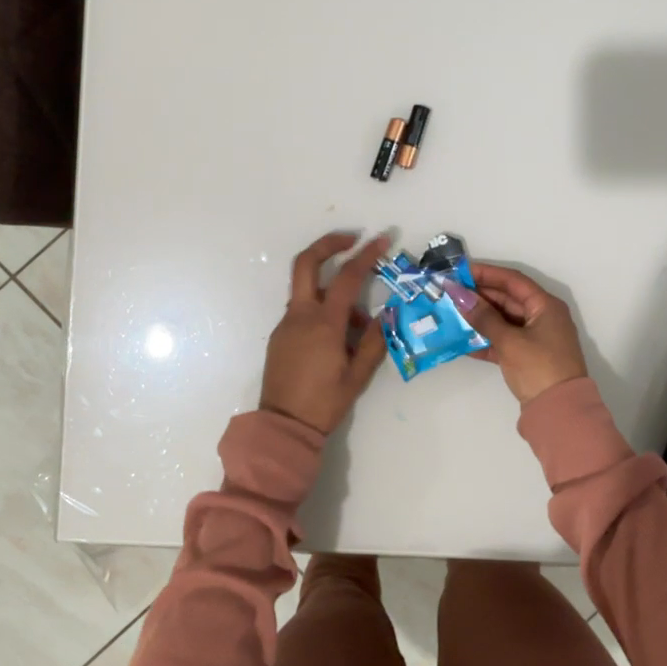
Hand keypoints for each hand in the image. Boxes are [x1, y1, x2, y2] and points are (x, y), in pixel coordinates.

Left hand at [258, 232, 391, 433]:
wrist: (283, 426)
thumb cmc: (324, 403)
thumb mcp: (358, 376)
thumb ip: (374, 342)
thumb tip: (386, 315)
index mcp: (324, 324)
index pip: (347, 277)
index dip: (366, 255)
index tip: (381, 240)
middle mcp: (300, 316)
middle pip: (307, 263)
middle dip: (328, 244)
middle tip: (352, 240)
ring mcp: (286, 324)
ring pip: (308, 291)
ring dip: (332, 290)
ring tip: (359, 326)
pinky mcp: (280, 336)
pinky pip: (303, 311)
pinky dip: (322, 310)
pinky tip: (339, 338)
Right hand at [457, 263, 589, 403]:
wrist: (559, 411)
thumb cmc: (538, 368)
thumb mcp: (509, 341)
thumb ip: (484, 317)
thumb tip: (460, 296)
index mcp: (545, 306)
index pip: (512, 280)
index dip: (485, 273)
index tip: (459, 271)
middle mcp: (542, 317)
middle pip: (506, 299)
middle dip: (478, 296)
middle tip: (449, 292)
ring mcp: (535, 337)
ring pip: (502, 320)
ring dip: (478, 317)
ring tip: (450, 313)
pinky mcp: (526, 356)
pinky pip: (502, 340)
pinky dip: (484, 340)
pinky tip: (461, 341)